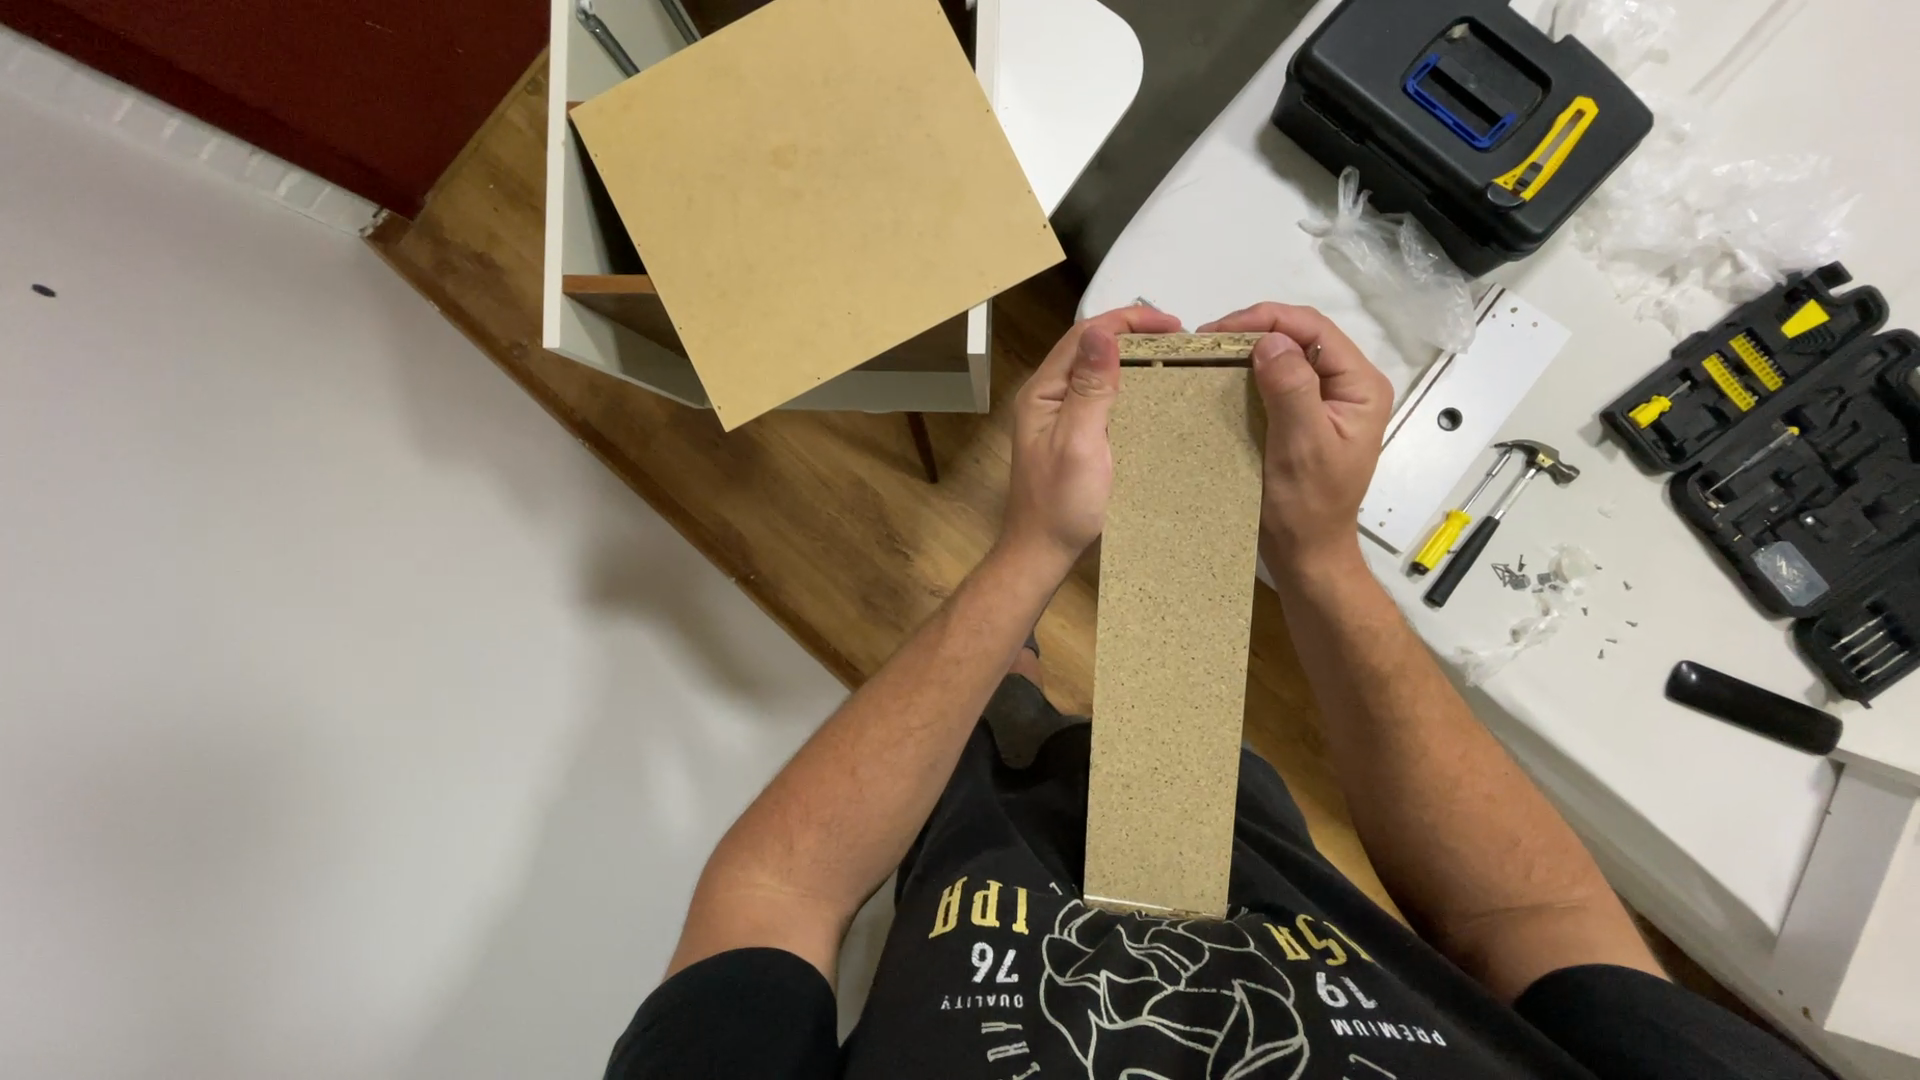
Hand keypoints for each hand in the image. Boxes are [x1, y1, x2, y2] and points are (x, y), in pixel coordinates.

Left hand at [1000, 304, 1182, 575]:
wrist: (1043, 551)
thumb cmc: (1060, 504)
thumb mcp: (1078, 443)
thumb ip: (1090, 388)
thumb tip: (1103, 331)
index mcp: (1043, 391)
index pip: (1084, 335)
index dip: (1128, 321)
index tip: (1174, 327)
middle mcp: (1049, 396)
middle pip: (1091, 348)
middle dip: (1134, 335)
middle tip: (1181, 343)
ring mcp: (1060, 416)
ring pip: (1099, 371)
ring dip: (1134, 360)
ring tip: (1175, 362)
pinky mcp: (1075, 435)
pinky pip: (1104, 398)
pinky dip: (1131, 388)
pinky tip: (1156, 395)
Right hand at [1198, 304, 1393, 575]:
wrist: (1306, 553)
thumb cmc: (1306, 506)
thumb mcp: (1301, 445)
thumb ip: (1292, 388)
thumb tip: (1270, 340)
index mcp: (1360, 387)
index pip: (1314, 329)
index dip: (1267, 320)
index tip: (1217, 331)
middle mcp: (1347, 387)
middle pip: (1301, 336)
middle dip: (1254, 331)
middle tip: (1206, 342)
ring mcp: (1325, 403)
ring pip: (1288, 356)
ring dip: (1249, 351)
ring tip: (1210, 355)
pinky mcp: (1303, 418)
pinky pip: (1278, 382)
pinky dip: (1249, 375)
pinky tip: (1223, 380)